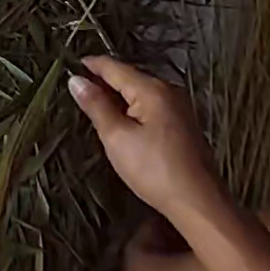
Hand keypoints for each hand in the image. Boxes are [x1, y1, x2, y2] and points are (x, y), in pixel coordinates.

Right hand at [69, 56, 224, 221]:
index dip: (90, 65)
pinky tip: (122, 119)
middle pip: (128, 76)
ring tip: (93, 102)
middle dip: (103, 79)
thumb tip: (76, 80)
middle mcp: (168, 90)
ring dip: (117, 94)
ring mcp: (179, 107)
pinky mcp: (183, 123)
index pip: (114, 67)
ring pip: (140, 91)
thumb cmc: (155, 170)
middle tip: (77, 87)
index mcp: (152, 89)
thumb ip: (96, 105)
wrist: (200, 205)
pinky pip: (151, 104)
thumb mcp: (117, 137)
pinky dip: (132, 106)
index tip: (69, 66)